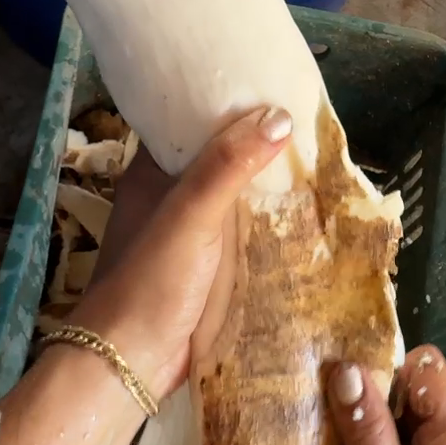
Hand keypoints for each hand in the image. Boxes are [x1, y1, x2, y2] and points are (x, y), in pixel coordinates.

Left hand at [70, 106, 291, 396]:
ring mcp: (192, 228)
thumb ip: (228, 165)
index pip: (186, 117)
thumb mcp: (189, 215)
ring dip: (268, 175)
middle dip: (256, 135)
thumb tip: (280, 115)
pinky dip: (270, 212)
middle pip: (219, 152)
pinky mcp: (211, 260)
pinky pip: (246, 223)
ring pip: (236, 188)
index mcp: (152, 172)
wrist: (131, 367)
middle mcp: (172, 193)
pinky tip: (303, 202)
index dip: (222, 96)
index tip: (265, 77)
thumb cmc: (150, 282)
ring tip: (314, 149)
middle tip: (304, 111)